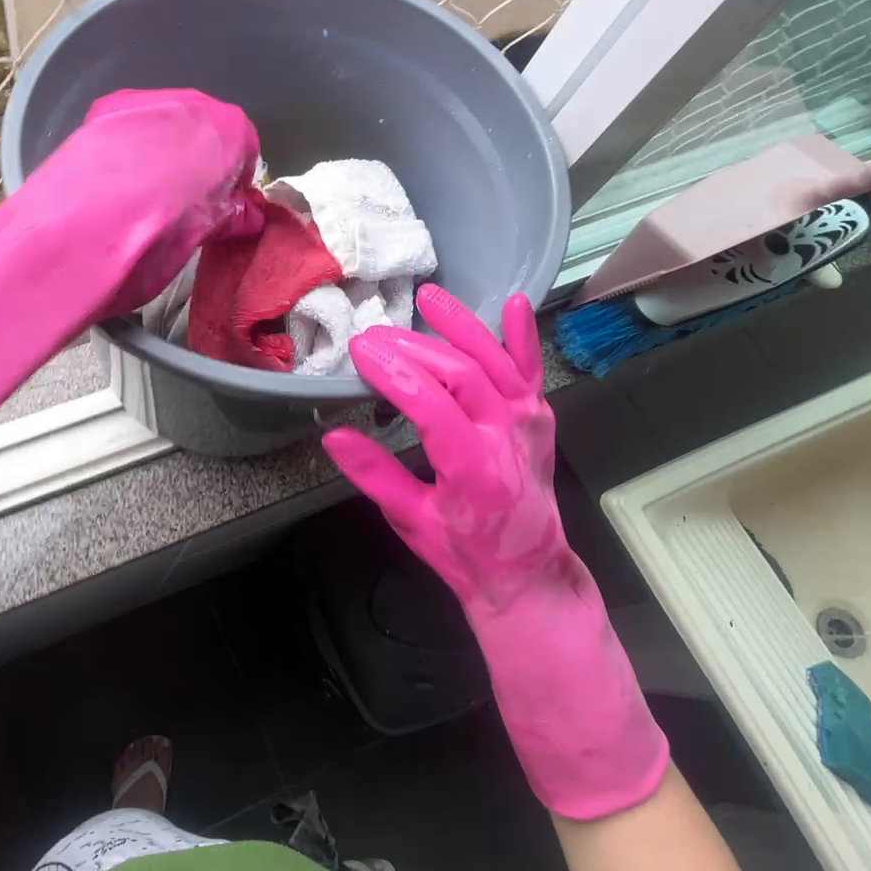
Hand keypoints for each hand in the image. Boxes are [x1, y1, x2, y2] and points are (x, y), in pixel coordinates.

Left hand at [0, 88, 259, 433]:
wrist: (53, 253)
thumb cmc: (135, 255)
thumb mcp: (189, 243)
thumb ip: (219, 221)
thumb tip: (242, 215)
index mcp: (218, 135)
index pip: (243, 143)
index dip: (233, 177)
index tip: (222, 206)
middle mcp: (178, 107)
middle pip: (202, 126)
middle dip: (199, 161)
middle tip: (184, 206)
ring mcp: (129, 108)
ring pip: (162, 126)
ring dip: (162, 157)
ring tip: (144, 202)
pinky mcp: (89, 121)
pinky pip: (124, 131)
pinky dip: (127, 155)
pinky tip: (113, 191)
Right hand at [323, 286, 668, 820]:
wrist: (527, 572)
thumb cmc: (464, 553)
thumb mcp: (410, 520)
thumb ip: (375, 474)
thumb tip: (332, 435)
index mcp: (474, 470)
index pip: (434, 407)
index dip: (396, 375)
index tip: (361, 353)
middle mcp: (508, 439)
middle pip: (462, 375)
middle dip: (413, 349)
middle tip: (373, 337)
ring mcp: (529, 425)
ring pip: (496, 363)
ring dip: (462, 327)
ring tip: (429, 298)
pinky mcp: (538, 419)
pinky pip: (531, 372)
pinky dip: (523, 338)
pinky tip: (513, 304)